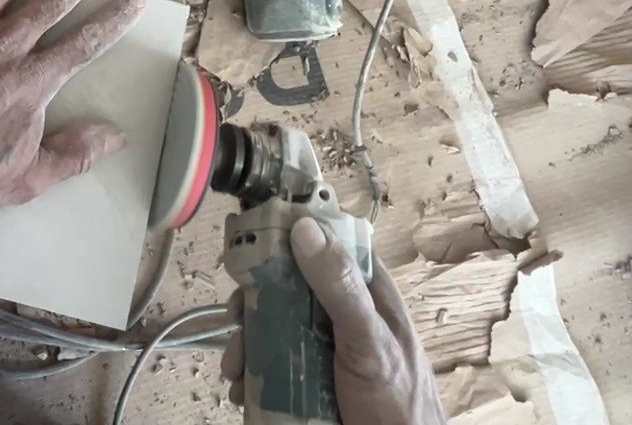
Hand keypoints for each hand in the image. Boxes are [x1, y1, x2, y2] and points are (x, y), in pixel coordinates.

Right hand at [222, 219, 449, 424]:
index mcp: (365, 289)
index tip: (250, 243)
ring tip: (233, 369)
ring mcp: (325, 345)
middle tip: (235, 320)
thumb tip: (303, 225)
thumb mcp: (370, 341)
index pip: (324, 242)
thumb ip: (340, 286)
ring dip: (247, 343)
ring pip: (274, 324)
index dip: (286, 237)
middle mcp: (342, 310)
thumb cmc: (398, 407)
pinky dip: (252, 372)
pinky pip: (273, 362)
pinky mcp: (311, 377)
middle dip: (254, 302)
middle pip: (287, 284)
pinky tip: (241, 388)